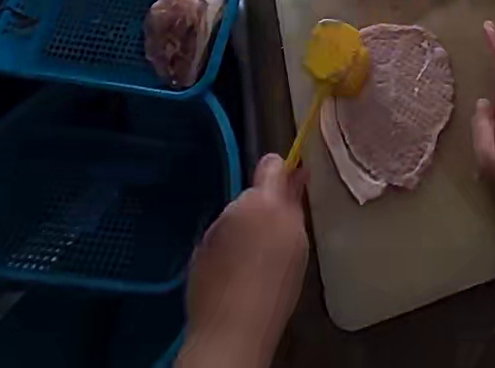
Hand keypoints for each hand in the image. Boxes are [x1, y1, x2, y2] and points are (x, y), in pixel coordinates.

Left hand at [179, 154, 307, 367]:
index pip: (270, 164)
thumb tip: (298, 173)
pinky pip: (219, 243)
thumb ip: (295, 202)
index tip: (291, 189)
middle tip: (275, 239)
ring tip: (254, 263)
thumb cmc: (276, 282)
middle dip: (263, 209)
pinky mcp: (196, 256)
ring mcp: (212, 231)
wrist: (230, 330)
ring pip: (235, 220)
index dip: (281, 173)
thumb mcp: (298, 240)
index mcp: (263, 199)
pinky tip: (235, 277)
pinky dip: (228, 252)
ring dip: (244, 231)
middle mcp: (234, 207)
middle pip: (252, 196)